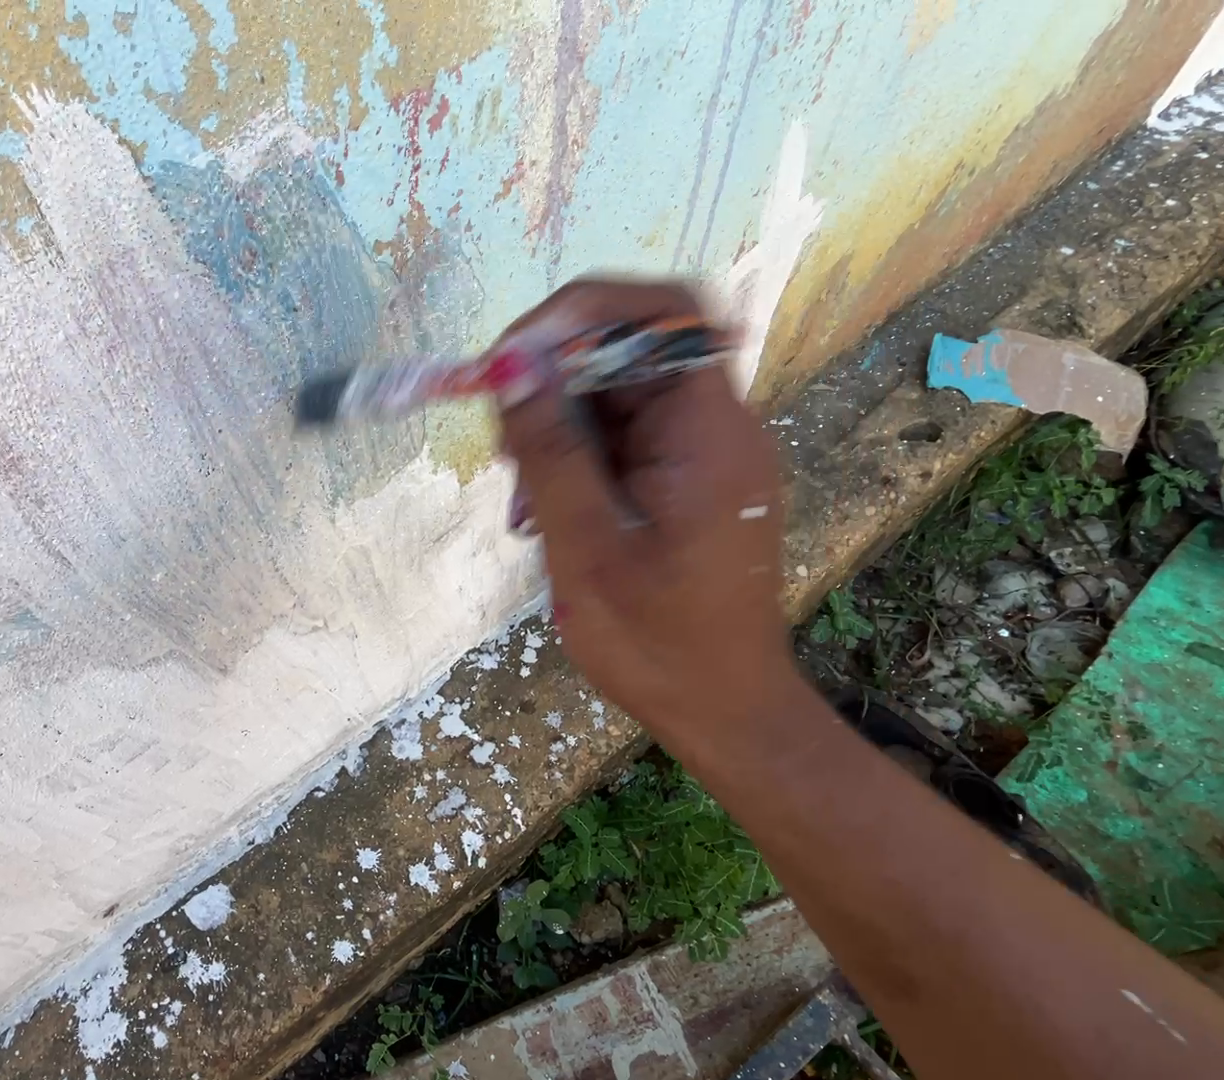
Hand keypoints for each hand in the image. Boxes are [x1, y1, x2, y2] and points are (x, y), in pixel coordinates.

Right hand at [496, 278, 795, 733]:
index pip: (664, 314)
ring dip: (554, 432)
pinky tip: (541, 513)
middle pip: (627, 355)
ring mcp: (698, 455)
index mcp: (708, 433)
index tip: (514, 357)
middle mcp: (713, 428)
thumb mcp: (586, 545)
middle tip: (503, 446)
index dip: (583, 313)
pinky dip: (571, 462)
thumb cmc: (656, 641)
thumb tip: (512, 366)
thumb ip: (549, 450)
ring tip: (521, 499)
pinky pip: (618, 442)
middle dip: (553, 385)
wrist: (720, 710)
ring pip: (613, 400)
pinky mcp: (681, 481)